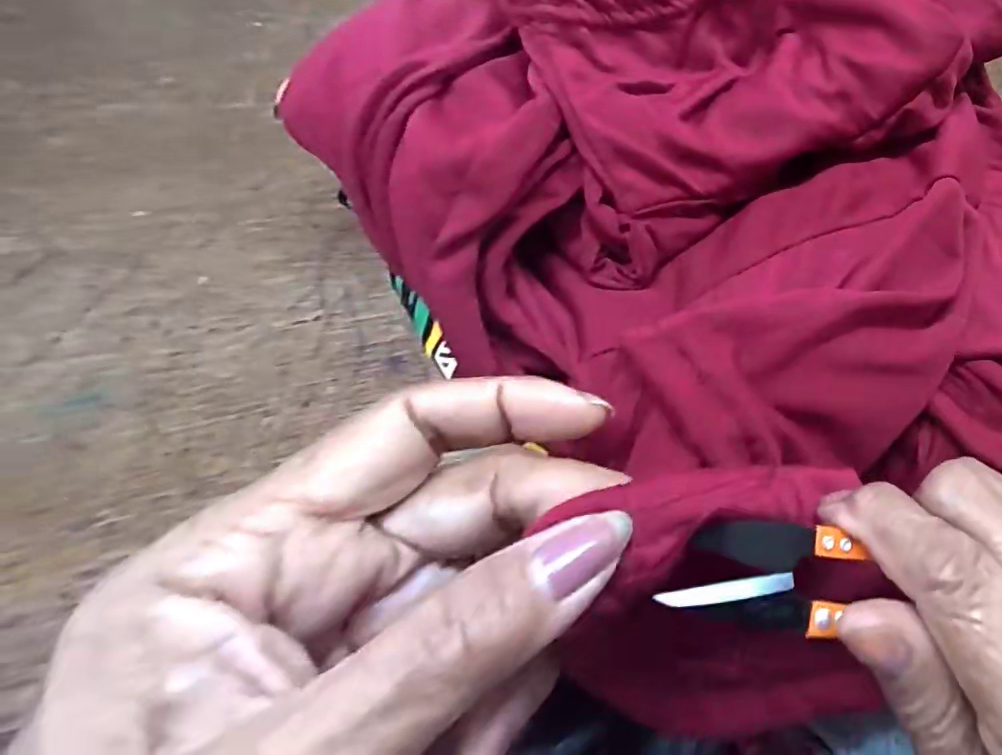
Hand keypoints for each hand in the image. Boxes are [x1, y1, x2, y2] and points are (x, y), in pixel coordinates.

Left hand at [13, 378, 631, 754]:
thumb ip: (454, 644)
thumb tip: (605, 533)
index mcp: (247, 557)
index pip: (405, 430)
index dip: (510, 407)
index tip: (601, 421)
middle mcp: (319, 574)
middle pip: (478, 504)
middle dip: (550, 531)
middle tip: (628, 555)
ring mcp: (373, 629)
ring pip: (506, 577)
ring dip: (531, 635)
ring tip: (489, 728)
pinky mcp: (415, 680)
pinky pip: (503, 644)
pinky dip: (512, 688)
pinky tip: (475, 745)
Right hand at [821, 459, 1001, 754]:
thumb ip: (916, 684)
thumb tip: (855, 611)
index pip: (960, 577)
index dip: (891, 528)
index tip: (835, 510)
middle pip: (975, 505)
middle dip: (909, 508)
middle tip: (879, 547)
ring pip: (995, 486)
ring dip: (944, 508)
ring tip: (930, 552)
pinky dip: (984, 515)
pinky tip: (983, 557)